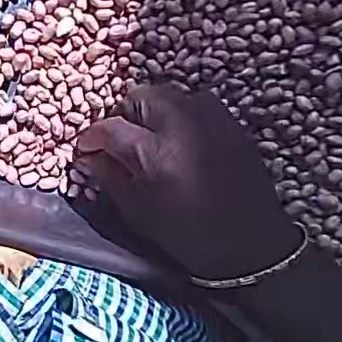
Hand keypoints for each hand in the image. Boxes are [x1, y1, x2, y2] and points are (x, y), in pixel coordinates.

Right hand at [74, 85, 302, 281]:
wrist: (254, 246)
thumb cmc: (190, 236)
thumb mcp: (140, 213)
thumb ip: (110, 178)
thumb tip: (89, 156)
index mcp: (155, 152)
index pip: (109, 127)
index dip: (92, 137)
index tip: (87, 149)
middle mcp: (182, 123)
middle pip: (139, 96)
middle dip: (124, 116)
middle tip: (121, 142)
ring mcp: (210, 118)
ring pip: (168, 95)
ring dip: (152, 112)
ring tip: (151, 139)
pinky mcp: (230, 122)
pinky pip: (195, 104)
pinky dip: (179, 115)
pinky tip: (179, 141)